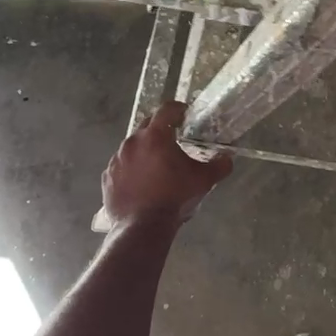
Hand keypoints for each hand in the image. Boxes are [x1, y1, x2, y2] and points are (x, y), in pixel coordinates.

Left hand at [101, 102, 232, 230]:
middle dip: (161, 129)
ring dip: (145, 150)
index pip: (167, 110)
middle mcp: (132, 142)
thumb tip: (227, 158)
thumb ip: (219, 165)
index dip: (178, 109)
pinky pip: (121, 165)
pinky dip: (132, 168)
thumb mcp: (204, 180)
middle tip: (174, 140)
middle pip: (147, 125)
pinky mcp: (108, 176)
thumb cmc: (175, 197)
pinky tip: (141, 182)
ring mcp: (117, 159)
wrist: (143, 227)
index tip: (185, 115)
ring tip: (157, 165)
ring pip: (133, 146)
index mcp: (155, 136)